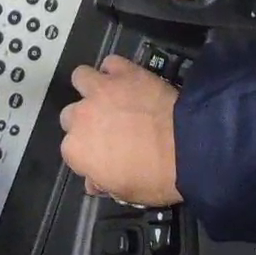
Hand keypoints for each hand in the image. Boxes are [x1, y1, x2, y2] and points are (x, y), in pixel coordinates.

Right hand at [58, 55, 181, 206]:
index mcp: (77, 149)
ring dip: (91, 86)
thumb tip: (95, 180)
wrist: (185, 146)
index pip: (70, 150)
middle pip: (71, 115)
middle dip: (85, 120)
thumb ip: (102, 182)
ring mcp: (101, 89)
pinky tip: (126, 79)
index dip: (87, 152)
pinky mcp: (123, 70)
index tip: (101, 155)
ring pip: (81, 77)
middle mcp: (81, 115)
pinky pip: (110, 62)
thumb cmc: (154, 176)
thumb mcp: (124, 192)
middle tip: (107, 127)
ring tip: (109, 95)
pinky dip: (115, 69)